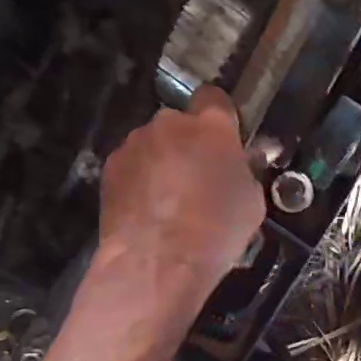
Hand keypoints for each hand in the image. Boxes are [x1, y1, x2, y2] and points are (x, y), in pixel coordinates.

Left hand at [99, 86, 265, 287]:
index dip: (218, 119)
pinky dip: (136, 182)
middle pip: (179, 124)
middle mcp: (169, 124)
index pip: (215, 98)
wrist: (157, 263)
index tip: (221, 144)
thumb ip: (243, 171)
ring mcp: (134, 144)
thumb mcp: (251, 202)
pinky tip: (143, 211)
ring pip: (151, 145)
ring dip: (159, 163)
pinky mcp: (110, 168)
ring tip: (164, 203)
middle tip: (194, 181)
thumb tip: (236, 166)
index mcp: (211, 126)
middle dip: (186, 145)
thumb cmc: (215, 232)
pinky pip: (130, 167)